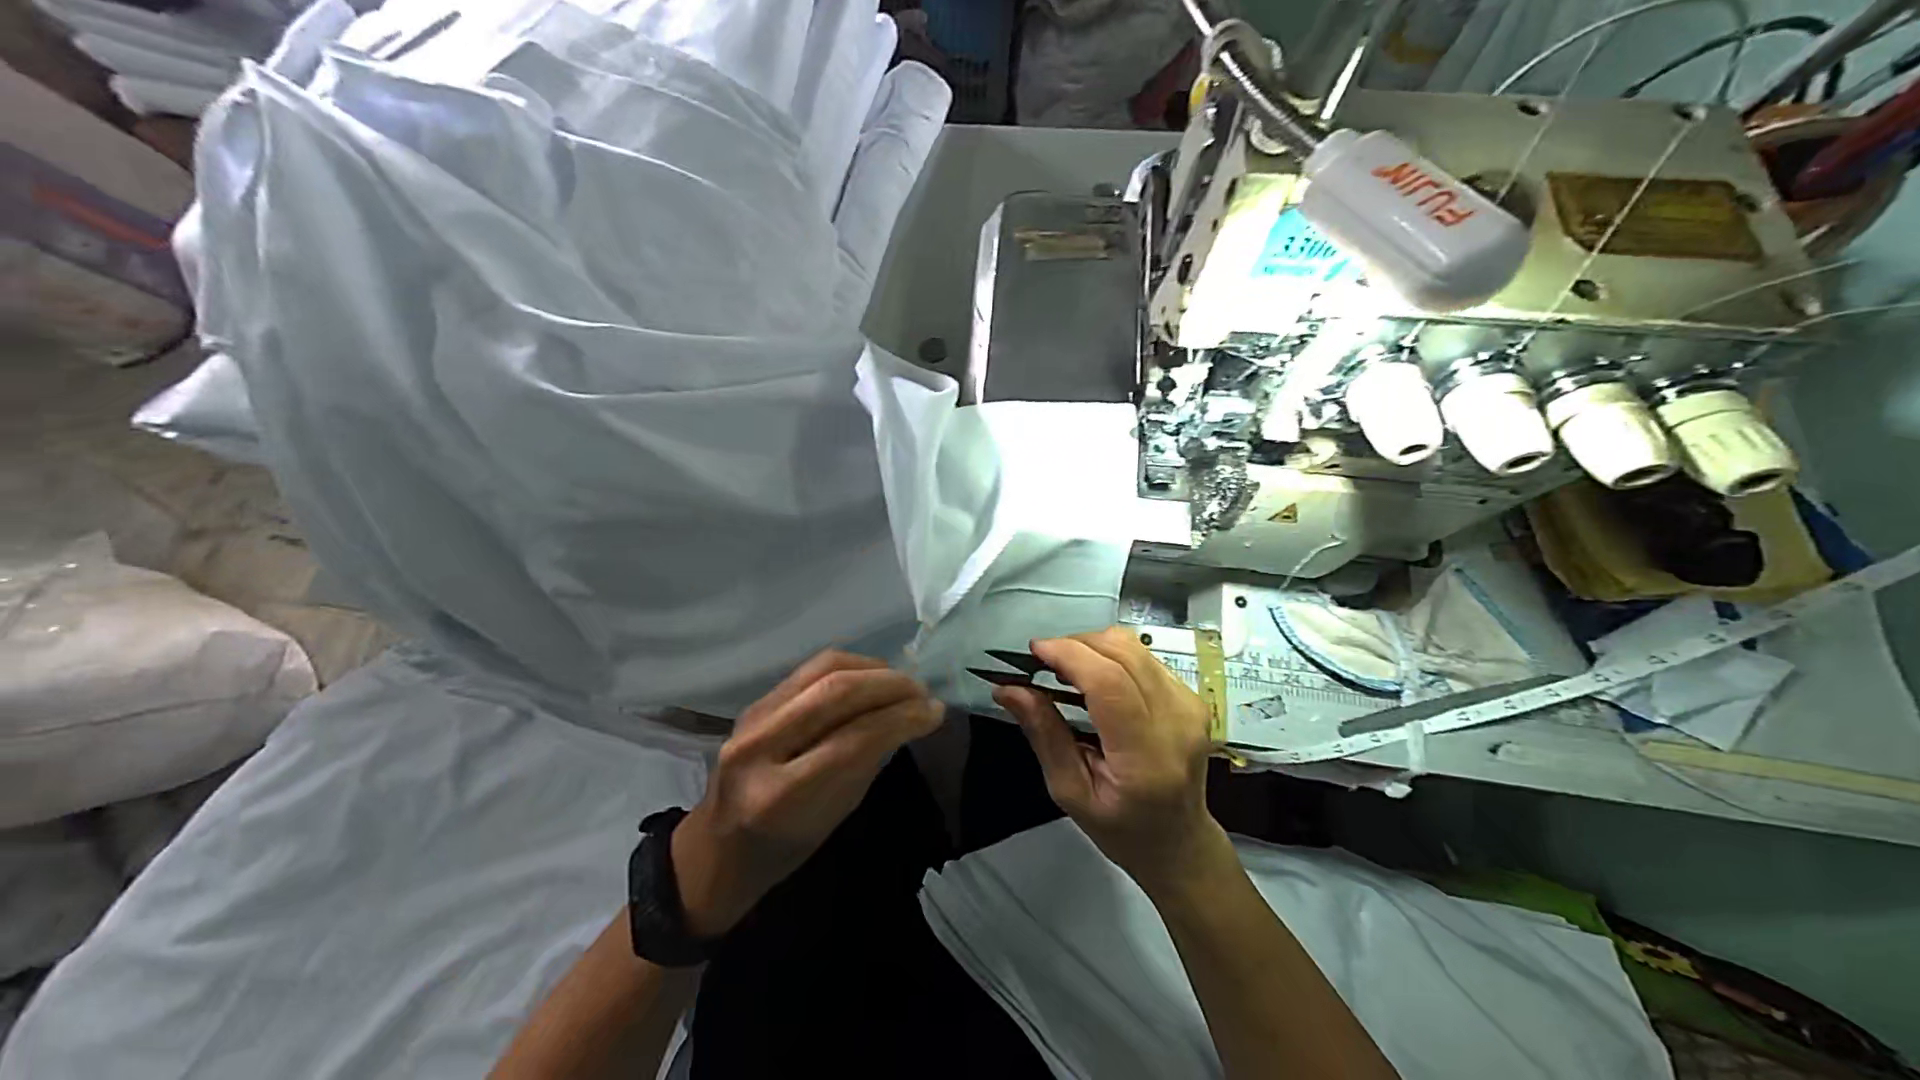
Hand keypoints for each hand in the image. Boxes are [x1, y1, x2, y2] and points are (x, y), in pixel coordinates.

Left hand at [672, 651, 942, 936]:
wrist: (716, 847)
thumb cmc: (783, 849)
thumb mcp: (834, 815)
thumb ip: (867, 761)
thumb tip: (911, 716)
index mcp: (780, 795)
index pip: (853, 740)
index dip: (901, 719)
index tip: (934, 712)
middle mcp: (759, 747)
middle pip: (835, 692)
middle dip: (889, 684)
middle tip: (922, 692)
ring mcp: (752, 718)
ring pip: (822, 669)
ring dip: (871, 669)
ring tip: (901, 682)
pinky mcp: (754, 702)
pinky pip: (809, 670)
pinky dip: (850, 668)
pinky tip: (871, 678)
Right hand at [993, 627, 1230, 895]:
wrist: (1179, 842)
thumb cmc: (1121, 828)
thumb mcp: (1070, 792)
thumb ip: (1044, 735)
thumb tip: (1009, 689)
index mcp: (1146, 754)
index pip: (1109, 682)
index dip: (1069, 655)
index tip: (1034, 652)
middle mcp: (1176, 720)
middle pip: (1123, 652)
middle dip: (1076, 644)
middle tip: (1044, 663)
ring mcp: (1189, 705)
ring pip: (1134, 647)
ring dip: (1093, 647)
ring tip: (1067, 670)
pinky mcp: (1192, 697)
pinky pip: (1145, 657)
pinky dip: (1113, 657)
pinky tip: (1096, 680)